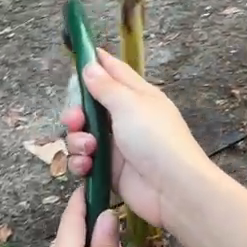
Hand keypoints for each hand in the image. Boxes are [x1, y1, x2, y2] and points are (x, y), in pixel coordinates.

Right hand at [62, 48, 215, 231]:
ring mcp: (116, 146)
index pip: (114, 72)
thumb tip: (90, 65)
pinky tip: (87, 166)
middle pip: (89, 107)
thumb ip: (106, 86)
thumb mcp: (129, 104)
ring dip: (78, 140)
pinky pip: (85, 161)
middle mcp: (125, 119)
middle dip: (76, 113)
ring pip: (83, 135)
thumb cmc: (155, 139)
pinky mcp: (109, 170)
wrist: (172, 188)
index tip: (75, 58)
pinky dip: (81, 163)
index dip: (95, 64)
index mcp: (137, 96)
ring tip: (89, 148)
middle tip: (76, 120)